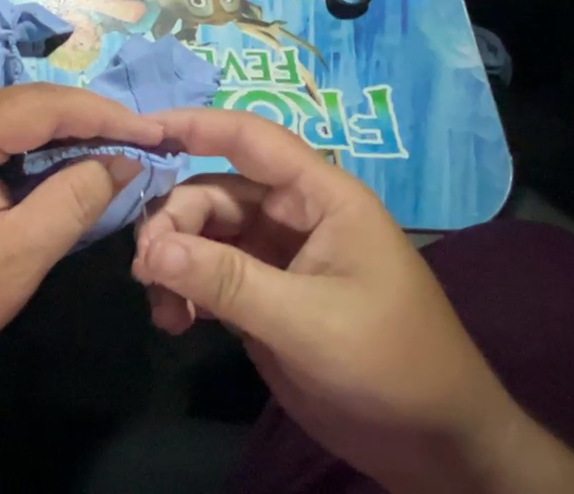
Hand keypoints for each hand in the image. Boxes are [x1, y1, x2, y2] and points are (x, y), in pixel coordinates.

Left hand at [0, 83, 161, 383]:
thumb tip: (123, 159)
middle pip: (27, 102)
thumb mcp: (18, 255)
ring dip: (66, 130)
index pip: (41, 104)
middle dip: (89, 118)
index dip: (104, 113)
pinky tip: (71, 155)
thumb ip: (74, 199)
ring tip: (121, 144)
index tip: (156, 131)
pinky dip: (37, 144)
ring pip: (14, 115)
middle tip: (145, 139)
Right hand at [130, 109, 525, 493]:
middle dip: (173, 224)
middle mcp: (293, 214)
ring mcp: (274, 255)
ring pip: (201, 233)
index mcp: (321, 197)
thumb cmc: (393, 366)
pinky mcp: (260, 295)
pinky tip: (173, 322)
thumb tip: (148, 250)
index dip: (194, 124)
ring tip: (161, 307)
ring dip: (171, 262)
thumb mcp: (309, 322)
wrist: (435, 450)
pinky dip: (182, 291)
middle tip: (146, 270)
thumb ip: (228, 281)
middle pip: (212, 192)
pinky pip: (205, 273)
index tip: (137, 130)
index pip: (249, 139)